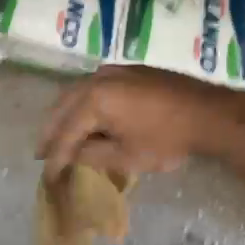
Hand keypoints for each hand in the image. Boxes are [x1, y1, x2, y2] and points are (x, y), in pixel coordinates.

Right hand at [36, 65, 244, 182]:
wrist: (204, 111)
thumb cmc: (165, 138)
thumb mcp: (126, 157)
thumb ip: (94, 154)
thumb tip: (75, 152)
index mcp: (94, 99)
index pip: (66, 132)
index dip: (56, 156)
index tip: (47, 175)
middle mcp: (98, 78)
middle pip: (65, 104)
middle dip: (52, 129)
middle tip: (41, 151)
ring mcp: (113, 69)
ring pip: (77, 91)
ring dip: (65, 113)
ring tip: (58, 134)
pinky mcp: (127, 69)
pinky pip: (94, 85)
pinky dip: (82, 102)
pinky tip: (84, 114)